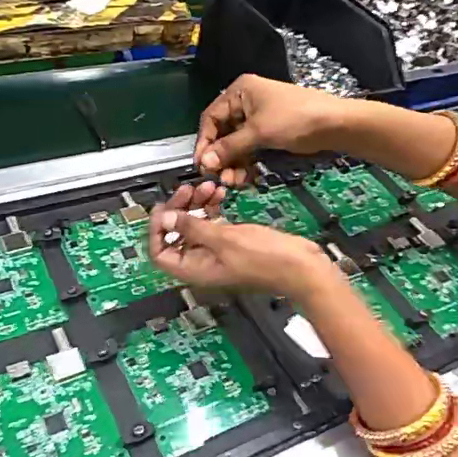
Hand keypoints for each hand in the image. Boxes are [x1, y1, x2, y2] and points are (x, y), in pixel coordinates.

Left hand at [147, 185, 335, 299]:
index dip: (156, 229)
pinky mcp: (231, 244)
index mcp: (193, 270)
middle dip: (179, 210)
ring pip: (195, 227)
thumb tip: (164, 219)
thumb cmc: (264, 257)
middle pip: (175, 236)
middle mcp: (201, 264)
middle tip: (188, 189)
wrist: (301, 267)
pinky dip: (213, 209)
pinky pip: (213, 225)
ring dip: (197, 205)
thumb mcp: (223, 238)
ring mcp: (216, 254)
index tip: (165, 206)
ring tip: (208, 186)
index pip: (159, 253)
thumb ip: (191, 228)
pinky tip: (220, 194)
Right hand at [196, 75, 358, 186]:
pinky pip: (249, 149)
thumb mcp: (258, 132)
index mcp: (239, 92)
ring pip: (235, 144)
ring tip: (234, 181)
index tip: (202, 165)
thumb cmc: (295, 119)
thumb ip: (229, 147)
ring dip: (232, 164)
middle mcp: (245, 102)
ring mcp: (257, 118)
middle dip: (220, 157)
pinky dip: (245, 163)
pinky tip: (245, 178)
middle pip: (222, 133)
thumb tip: (204, 162)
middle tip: (220, 178)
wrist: (334, 125)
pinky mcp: (268, 132)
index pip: (211, 118)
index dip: (205, 142)